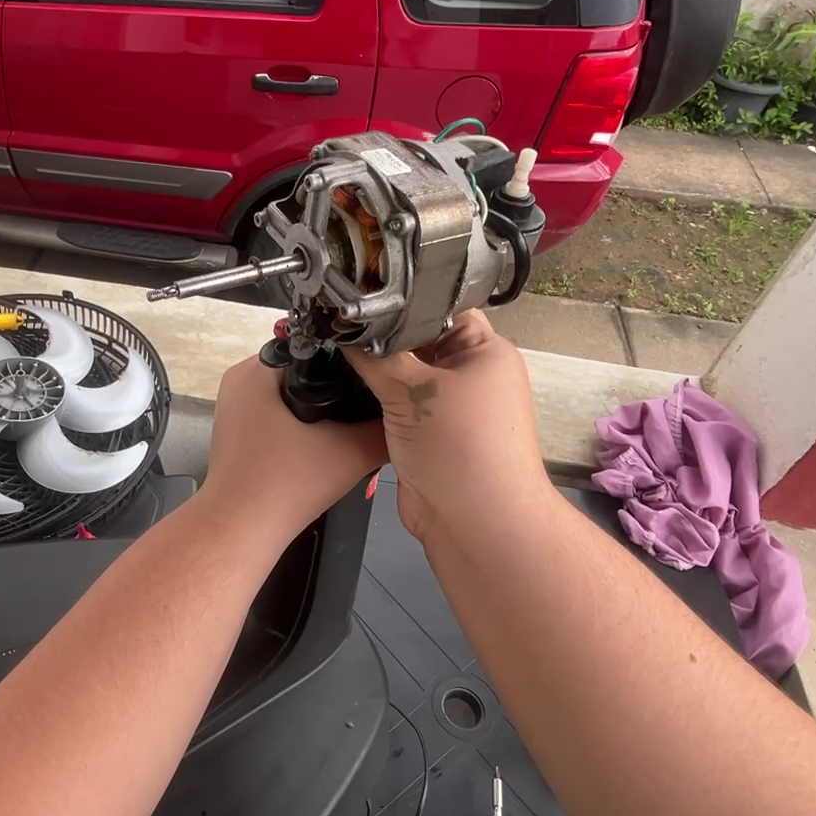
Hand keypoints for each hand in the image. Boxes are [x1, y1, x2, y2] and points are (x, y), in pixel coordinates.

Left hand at [199, 356, 386, 535]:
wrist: (241, 530)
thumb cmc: (284, 485)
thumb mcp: (348, 454)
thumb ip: (383, 430)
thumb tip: (409, 415)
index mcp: (256, 370)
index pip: (315, 344)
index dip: (350, 358)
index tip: (378, 372)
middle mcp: (240, 379)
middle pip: (304, 368)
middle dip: (338, 382)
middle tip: (374, 397)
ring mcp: (235, 405)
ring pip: (290, 391)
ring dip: (321, 404)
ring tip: (357, 416)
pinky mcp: (237, 430)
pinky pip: (276, 412)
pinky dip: (301, 421)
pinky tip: (327, 437)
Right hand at [343, 310, 552, 540]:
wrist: (475, 524)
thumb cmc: (461, 447)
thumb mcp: (417, 392)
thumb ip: (377, 357)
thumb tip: (345, 331)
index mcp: (483, 351)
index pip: (441, 308)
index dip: (402, 299)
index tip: (358, 291)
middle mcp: (467, 373)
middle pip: (418, 340)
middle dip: (381, 336)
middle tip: (335, 320)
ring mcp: (446, 406)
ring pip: (403, 374)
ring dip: (374, 369)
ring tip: (331, 346)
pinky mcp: (424, 433)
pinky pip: (395, 403)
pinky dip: (373, 397)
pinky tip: (340, 383)